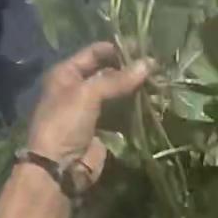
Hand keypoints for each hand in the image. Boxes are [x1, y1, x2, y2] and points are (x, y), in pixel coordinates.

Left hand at [25, 42, 152, 187]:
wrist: (57, 169)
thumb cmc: (65, 123)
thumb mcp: (88, 94)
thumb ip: (118, 79)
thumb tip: (149, 64)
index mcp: (67, 73)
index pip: (95, 52)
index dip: (118, 49)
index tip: (143, 48)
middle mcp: (78, 87)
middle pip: (109, 72)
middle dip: (131, 70)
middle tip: (157, 69)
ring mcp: (91, 109)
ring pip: (118, 93)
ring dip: (136, 90)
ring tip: (160, 85)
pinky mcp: (103, 128)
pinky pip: (122, 113)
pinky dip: (136, 109)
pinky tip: (154, 104)